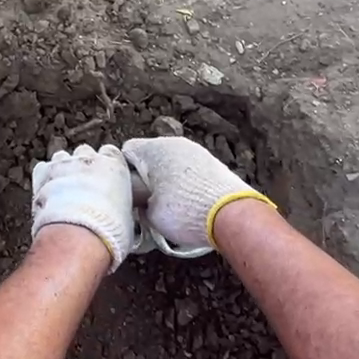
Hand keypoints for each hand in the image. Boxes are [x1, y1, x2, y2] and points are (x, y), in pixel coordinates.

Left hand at [30, 144, 136, 268]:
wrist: (78, 237)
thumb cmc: (108, 234)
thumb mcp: (126, 220)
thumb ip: (120, 205)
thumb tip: (117, 214)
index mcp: (114, 166)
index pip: (111, 153)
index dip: (106, 166)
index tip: (106, 178)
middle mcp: (88, 158)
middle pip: (85, 152)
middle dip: (84, 166)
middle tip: (84, 189)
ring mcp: (64, 163)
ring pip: (62, 157)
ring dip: (63, 170)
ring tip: (64, 193)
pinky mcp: (44, 172)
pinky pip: (43, 168)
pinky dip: (45, 178)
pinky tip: (48, 194)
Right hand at [122, 135, 267, 251]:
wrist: (233, 215)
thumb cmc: (185, 212)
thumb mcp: (150, 214)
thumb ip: (139, 202)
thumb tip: (140, 200)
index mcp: (152, 149)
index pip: (126, 152)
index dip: (124, 173)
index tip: (129, 192)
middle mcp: (172, 142)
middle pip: (150, 156)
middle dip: (147, 176)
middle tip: (149, 201)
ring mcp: (195, 150)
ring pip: (170, 162)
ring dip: (167, 179)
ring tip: (173, 205)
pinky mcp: (212, 161)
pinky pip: (189, 168)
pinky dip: (186, 182)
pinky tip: (191, 202)